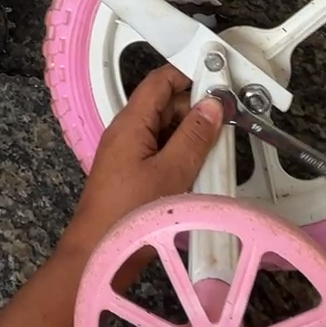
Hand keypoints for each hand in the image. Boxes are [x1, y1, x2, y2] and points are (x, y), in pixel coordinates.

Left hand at [59, 65, 225, 263]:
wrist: (98, 252)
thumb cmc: (129, 212)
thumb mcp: (171, 172)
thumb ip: (194, 137)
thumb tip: (212, 104)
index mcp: (131, 122)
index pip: (158, 82)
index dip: (186, 74)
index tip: (215, 75)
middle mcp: (127, 131)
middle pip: (163, 105)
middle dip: (194, 108)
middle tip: (227, 117)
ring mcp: (128, 152)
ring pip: (164, 129)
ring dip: (190, 133)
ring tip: (219, 145)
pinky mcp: (132, 172)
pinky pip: (160, 150)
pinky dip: (181, 153)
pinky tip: (201, 167)